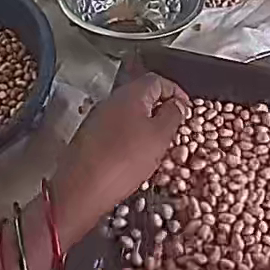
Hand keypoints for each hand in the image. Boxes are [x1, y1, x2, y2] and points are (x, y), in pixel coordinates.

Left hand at [51, 73, 188, 238]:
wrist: (82, 188)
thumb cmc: (124, 160)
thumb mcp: (159, 136)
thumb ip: (173, 115)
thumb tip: (178, 104)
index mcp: (129, 95)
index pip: (157, 81)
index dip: (176, 92)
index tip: (186, 107)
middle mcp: (110, 102)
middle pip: (142, 96)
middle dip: (161, 109)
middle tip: (175, 128)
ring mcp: (97, 119)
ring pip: (129, 115)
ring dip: (146, 125)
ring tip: (158, 145)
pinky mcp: (90, 138)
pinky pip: (116, 130)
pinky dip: (130, 138)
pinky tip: (136, 156)